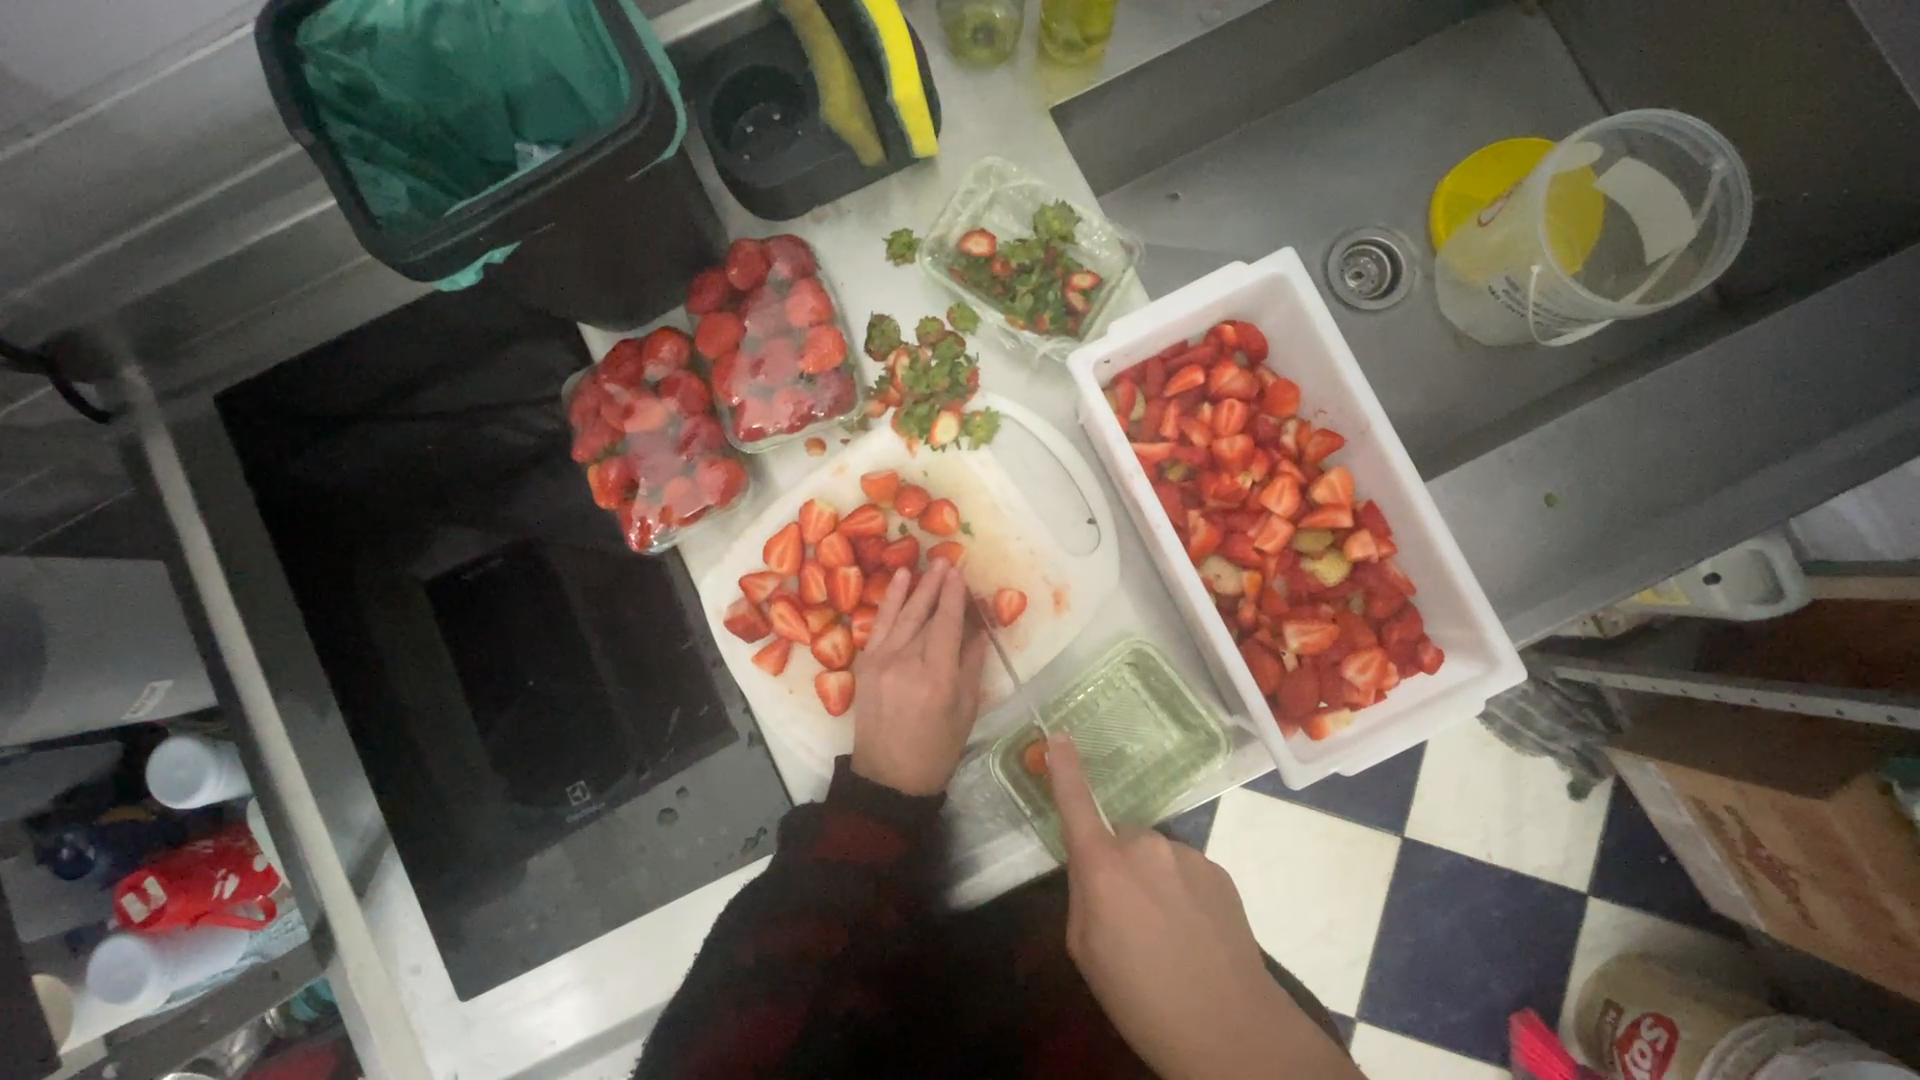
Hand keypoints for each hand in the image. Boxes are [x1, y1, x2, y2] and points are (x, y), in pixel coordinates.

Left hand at [849, 560, 988, 795]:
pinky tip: (898, 581)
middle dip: (937, 585)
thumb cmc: (938, 748)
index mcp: (938, 678)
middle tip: (948, 561)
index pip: (948, 625)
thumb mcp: (967, 708)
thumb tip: (977, 626)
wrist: (890, 775)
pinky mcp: (866, 665)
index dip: (955, 597)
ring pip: (902, 616)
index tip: (962, 573)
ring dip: (914, 587)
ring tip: (926, 564)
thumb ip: (971, 663)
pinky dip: (889, 602)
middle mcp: (907, 663)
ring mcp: (882, 662)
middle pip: (924, 615)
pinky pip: (880, 626)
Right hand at [1047, 734, 1361, 1079]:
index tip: (1058, 735)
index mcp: (1103, 867)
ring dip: (1151, 881)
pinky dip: (1181, 893)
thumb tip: (1095, 871)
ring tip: (1164, 935)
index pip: (1076, 804)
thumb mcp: (1085, 951)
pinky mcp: (1218, 870)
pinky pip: (1184, 870)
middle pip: (1119, 840)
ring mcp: (1187, 855)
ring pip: (1154, 856)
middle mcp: (1145, 846)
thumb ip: (1084, 896)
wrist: (1229, 1028)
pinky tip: (1192, 934)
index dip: (1064, 769)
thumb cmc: (1140, 997)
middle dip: (1116, 865)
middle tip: (1125, 919)